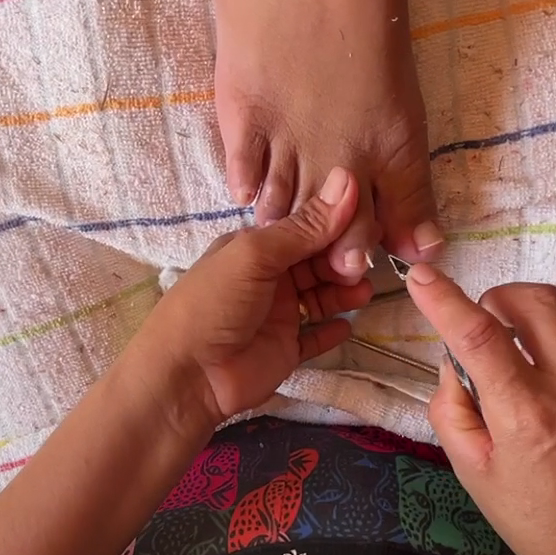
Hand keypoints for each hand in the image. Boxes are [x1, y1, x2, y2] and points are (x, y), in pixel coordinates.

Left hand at [122, 166, 373, 426]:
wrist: (188, 376)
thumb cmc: (213, 304)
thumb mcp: (255, 255)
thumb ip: (304, 225)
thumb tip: (349, 177)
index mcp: (254, 248)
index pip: (304, 228)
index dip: (334, 225)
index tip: (367, 223)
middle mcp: (267, 278)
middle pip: (316, 262)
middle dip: (342, 259)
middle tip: (365, 263)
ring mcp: (276, 316)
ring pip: (320, 298)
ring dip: (343, 293)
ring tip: (363, 292)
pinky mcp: (283, 351)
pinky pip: (314, 338)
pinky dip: (331, 332)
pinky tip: (349, 325)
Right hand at [404, 266, 555, 554]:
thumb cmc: (532, 520)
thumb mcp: (470, 472)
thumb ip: (452, 409)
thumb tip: (455, 362)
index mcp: (524, 414)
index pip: (477, 337)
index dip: (444, 300)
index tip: (420, 276)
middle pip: (535, 302)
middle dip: (498, 297)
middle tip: (482, 321)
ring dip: (536, 314)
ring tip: (521, 344)